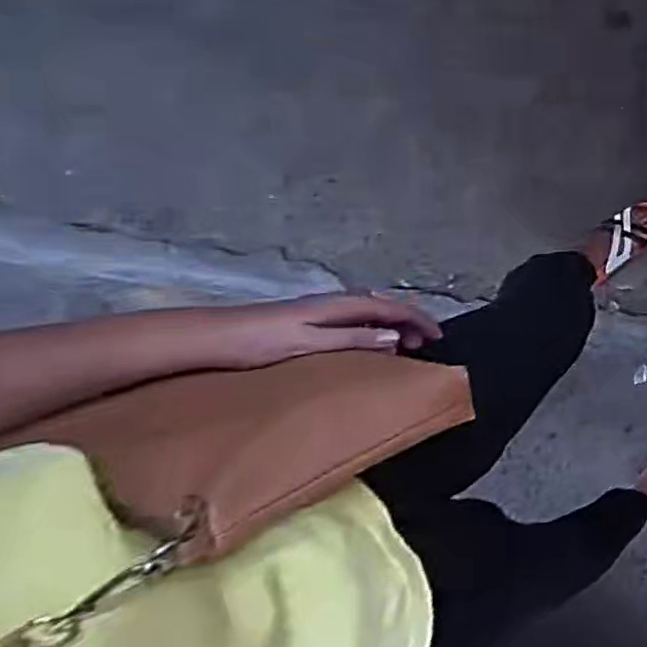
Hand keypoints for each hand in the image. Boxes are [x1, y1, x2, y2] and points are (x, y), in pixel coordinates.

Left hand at [205, 293, 443, 370]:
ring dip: (393, 325)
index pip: (395, 308)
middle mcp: (338, 301)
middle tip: (423, 344)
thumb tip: (394, 335)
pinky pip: (358, 317)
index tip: (438, 337)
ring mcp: (323, 308)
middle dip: (411, 322)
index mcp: (343, 304)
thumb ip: (353, 338)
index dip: (420, 321)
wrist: (207, 337)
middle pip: (387, 306)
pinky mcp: (311, 317)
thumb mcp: (309, 342)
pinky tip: (369, 341)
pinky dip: (374, 327)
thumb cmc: (258, 341)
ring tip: (401, 345)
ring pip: (373, 311)